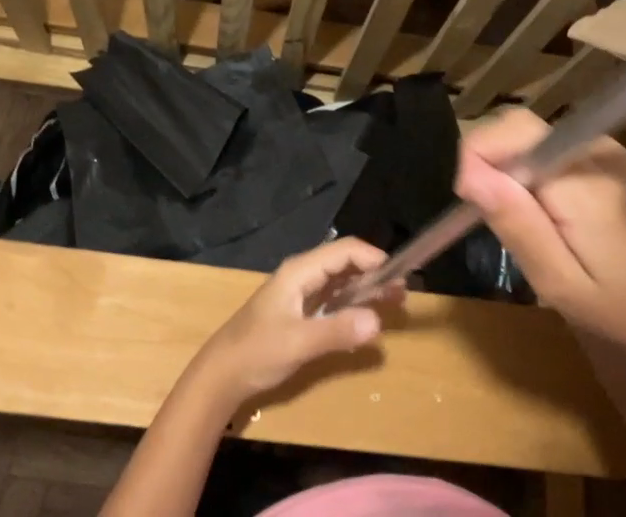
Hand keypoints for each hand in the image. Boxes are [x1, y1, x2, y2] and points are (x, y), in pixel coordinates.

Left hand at [189, 238, 398, 405]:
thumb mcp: (298, 343)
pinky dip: (353, 304)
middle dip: (375, 273)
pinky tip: (369, 317)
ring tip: (396, 301)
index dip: (373, 257)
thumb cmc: (256, 352)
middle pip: (344, 264)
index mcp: (299, 272)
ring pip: (340, 282)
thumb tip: (378, 321)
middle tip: (405, 291)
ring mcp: (300, 294)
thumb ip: (337, 331)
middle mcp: (302, 276)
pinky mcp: (300, 313)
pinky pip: (333, 300)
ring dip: (367, 289)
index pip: (343, 251)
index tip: (401, 275)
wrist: (221, 375)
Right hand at [455, 109, 625, 374]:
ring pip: (530, 138)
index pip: (507, 131)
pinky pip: (551, 150)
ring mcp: (604, 150)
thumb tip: (470, 174)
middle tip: (490, 219)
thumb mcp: (561, 282)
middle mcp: (592, 147)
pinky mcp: (609, 159)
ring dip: (509, 170)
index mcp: (579, 175)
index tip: (470, 207)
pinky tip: (544, 216)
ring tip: (517, 222)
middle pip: (516, 128)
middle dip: (489, 164)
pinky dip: (532, 173)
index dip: (476, 159)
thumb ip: (516, 224)